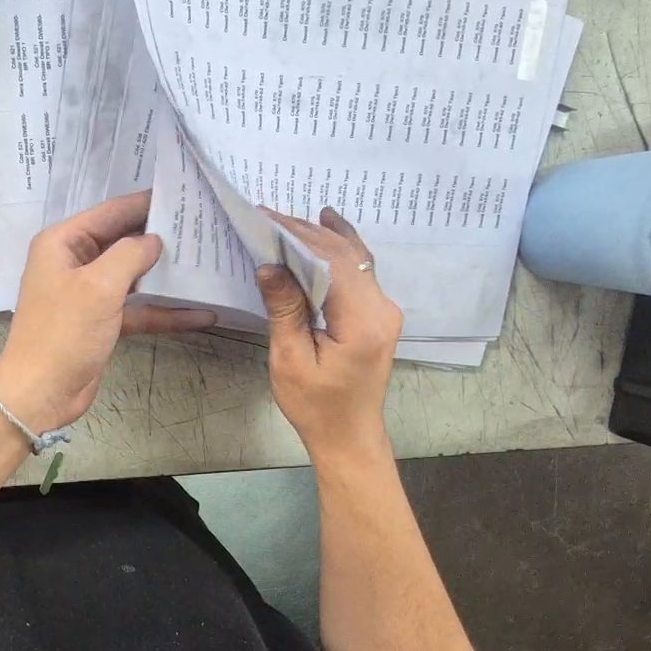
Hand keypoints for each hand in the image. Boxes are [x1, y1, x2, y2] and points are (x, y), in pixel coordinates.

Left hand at [0, 191, 217, 431]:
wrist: (41, 393)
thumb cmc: (63, 333)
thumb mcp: (99, 286)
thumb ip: (130, 254)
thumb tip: (154, 240)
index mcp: (64, 242)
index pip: (111, 212)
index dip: (147, 202)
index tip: (185, 192)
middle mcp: (75, 262)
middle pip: (125, 241)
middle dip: (162, 237)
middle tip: (206, 226)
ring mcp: (90, 294)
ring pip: (135, 277)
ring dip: (168, 276)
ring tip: (211, 263)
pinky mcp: (103, 323)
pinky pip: (139, 310)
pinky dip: (166, 312)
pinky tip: (201, 313)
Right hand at [259, 207, 403, 461]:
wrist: (349, 435)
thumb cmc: (316, 407)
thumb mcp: (291, 361)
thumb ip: (285, 311)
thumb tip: (270, 265)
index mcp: (362, 321)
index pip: (331, 261)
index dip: (299, 235)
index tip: (266, 219)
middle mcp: (382, 308)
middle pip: (345, 254)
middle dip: (307, 232)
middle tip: (269, 215)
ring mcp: (385, 310)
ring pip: (355, 259)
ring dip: (322, 237)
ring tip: (289, 219)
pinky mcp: (379, 315)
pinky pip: (359, 273)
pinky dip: (337, 251)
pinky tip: (327, 230)